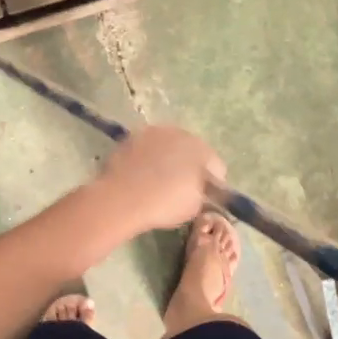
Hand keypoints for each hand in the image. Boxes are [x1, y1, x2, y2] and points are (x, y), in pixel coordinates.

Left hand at [91, 126, 224, 234]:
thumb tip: (200, 189)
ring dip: (167, 158)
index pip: (216, 165)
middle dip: (190, 165)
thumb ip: (203, 192)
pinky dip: (147, 158)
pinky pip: (146, 148)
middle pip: (191, 150)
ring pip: (167, 146)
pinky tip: (141, 174)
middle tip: (182, 187)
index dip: (213, 183)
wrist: (121, 198)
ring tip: (159, 180)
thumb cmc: (164, 203)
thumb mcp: (195, 205)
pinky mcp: (129, 138)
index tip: (204, 197)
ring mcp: (151, 132)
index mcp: (201, 148)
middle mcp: (177, 133)